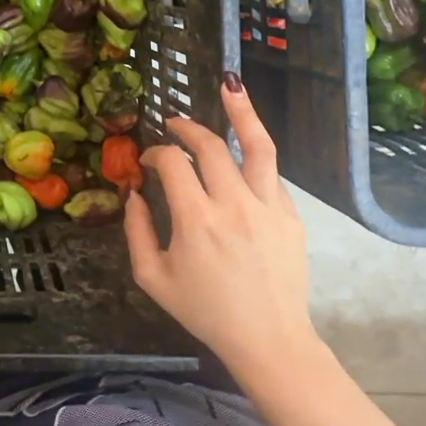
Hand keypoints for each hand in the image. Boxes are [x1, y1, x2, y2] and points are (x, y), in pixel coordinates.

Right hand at [121, 76, 316, 374]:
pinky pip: (271, 176)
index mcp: (196, 220)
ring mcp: (270, 208)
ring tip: (229, 86)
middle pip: (211, 146)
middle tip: (173, 125)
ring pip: (258, 146)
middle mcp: (234, 205)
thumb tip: (133, 194)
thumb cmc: (204, 311)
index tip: (147, 163)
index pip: (173, 163)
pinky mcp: (292, 217)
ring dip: (241, 112)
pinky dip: (254, 159)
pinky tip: (241, 158)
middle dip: (187, 128)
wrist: (269, 339)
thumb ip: (136, 231)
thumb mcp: (152, 277)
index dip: (155, 153)